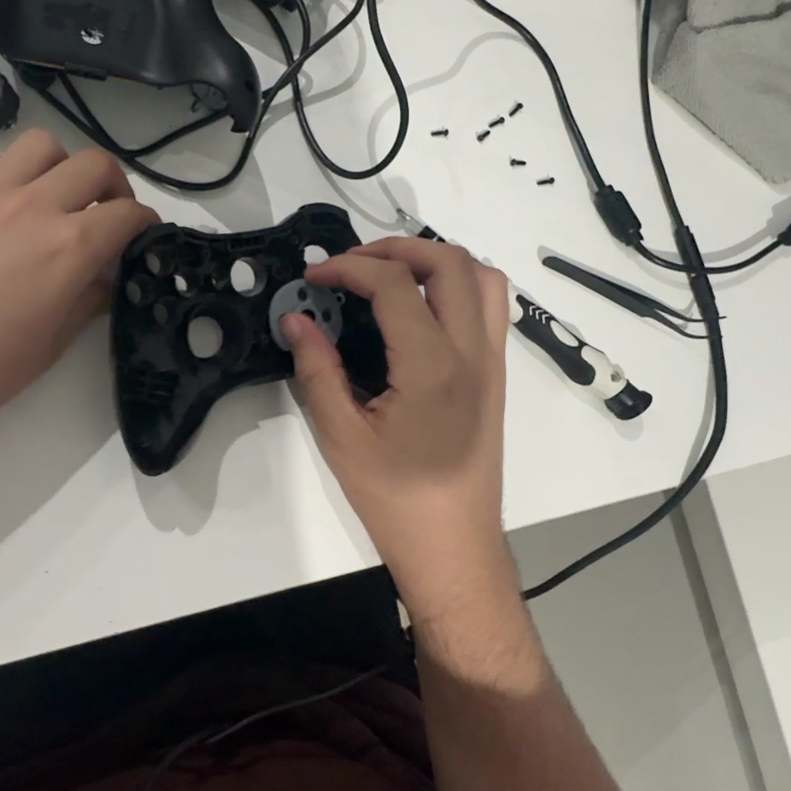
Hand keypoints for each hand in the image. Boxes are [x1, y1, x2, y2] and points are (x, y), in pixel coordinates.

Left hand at [0, 130, 157, 457]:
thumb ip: (86, 301)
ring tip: (56, 198)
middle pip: (93, 165)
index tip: (144, 236)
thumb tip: (104, 278)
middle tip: (109, 216)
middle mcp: (33, 207)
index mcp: (68, 248)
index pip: (126, 214)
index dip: (145, 224)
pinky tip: (3, 198)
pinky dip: (4, 167)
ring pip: (41, 145)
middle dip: (114, 187)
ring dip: (61, 166)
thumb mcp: (50, 345)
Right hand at [282, 238, 509, 562]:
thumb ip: (317, 370)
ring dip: (435, 261)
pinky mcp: (495, 377)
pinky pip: (489, 308)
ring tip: (388, 278)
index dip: (348, 267)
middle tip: (350, 265)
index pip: (394, 284)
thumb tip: (295, 320)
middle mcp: (472, 352)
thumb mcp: (341, 436)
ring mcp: (491, 363)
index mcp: (432, 365)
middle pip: (449, 262)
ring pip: (482, 278)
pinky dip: (456, 287)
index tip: (312, 276)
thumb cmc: (393, 497)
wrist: (452, 542)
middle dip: (396, 247)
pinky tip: (418, 312)